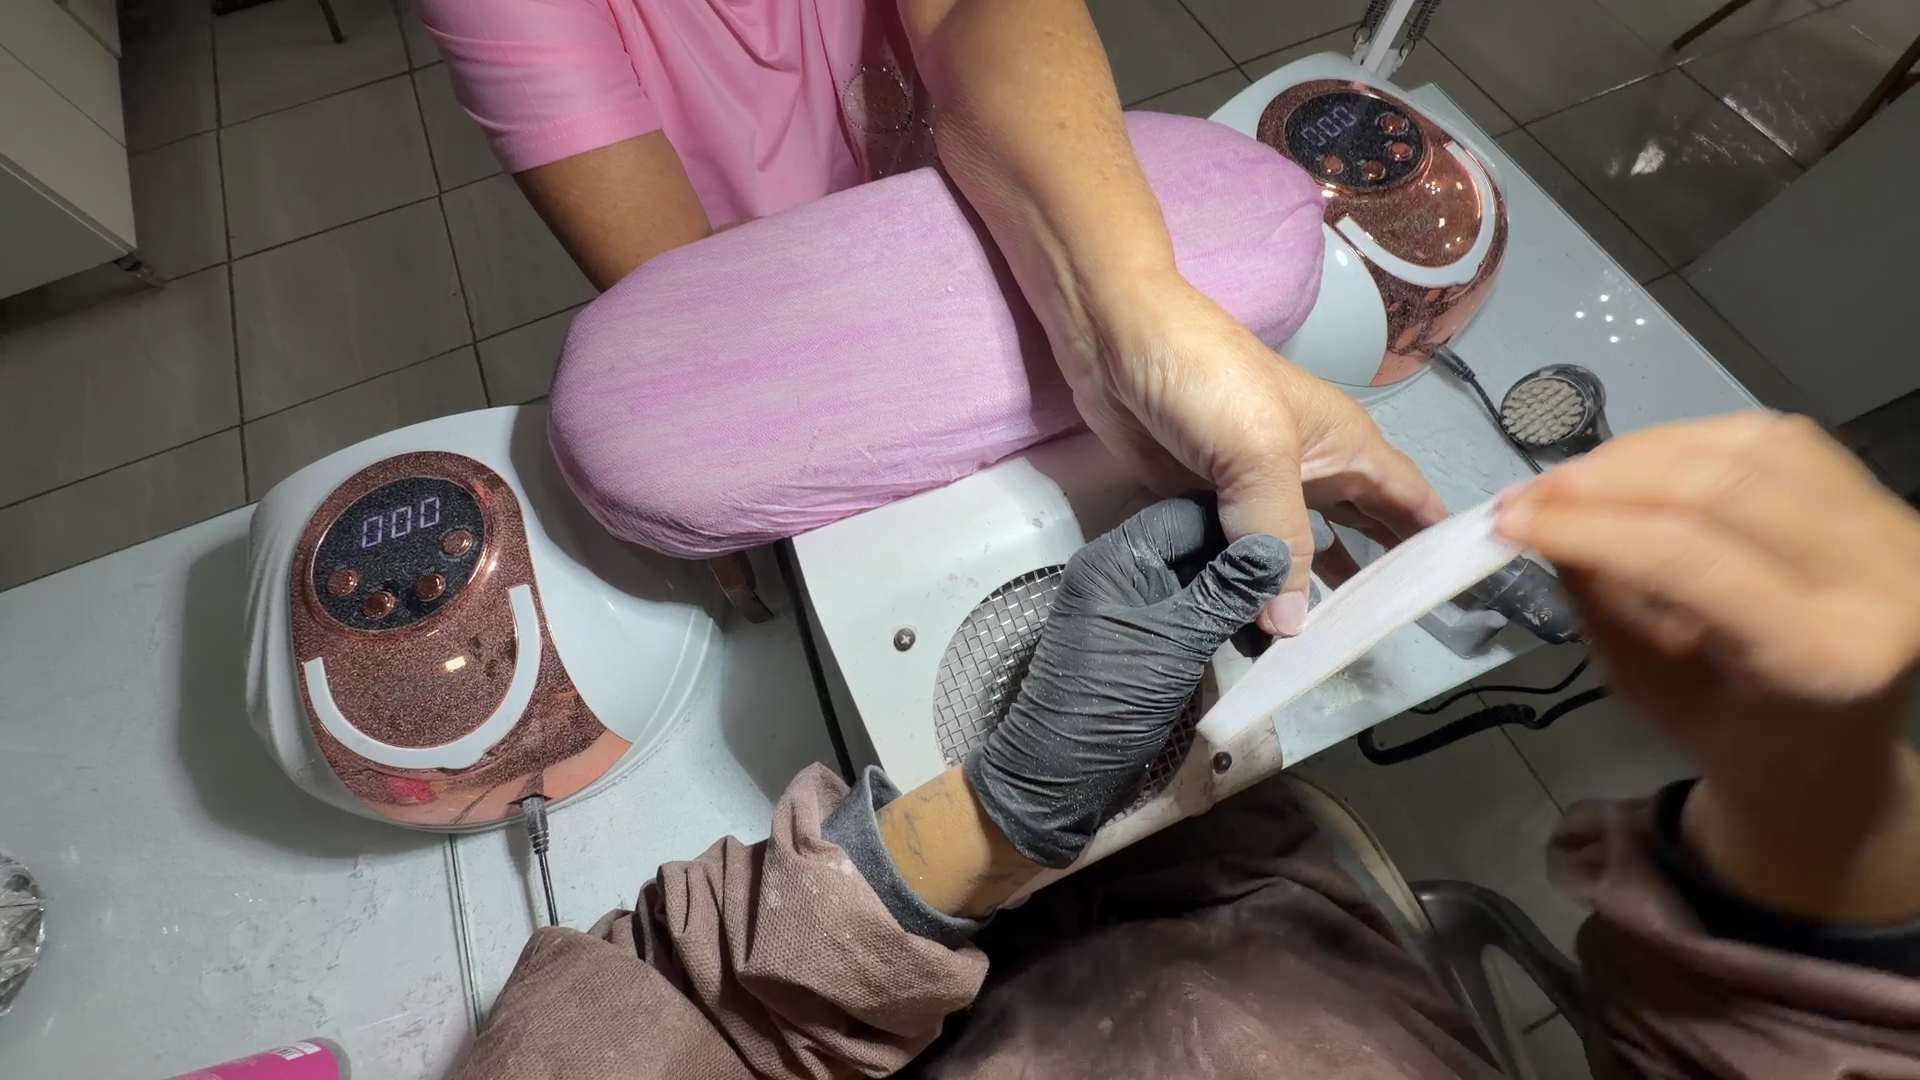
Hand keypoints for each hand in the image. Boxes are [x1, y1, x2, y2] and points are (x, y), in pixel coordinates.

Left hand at [963, 497, 1289, 866]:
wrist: (1066, 768)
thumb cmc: (1114, 697)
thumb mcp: (1178, 640)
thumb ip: (1228, 590)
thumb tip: (1279, 547)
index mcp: (1117, 555)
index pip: (1190, 514)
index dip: (1245, 525)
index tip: (1302, 541)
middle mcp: (1120, 567)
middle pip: (1195, 544)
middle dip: (1247, 563)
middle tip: (1305, 581)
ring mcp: (1129, 602)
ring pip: (1196, 579)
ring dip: (1240, 595)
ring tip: (1287, 617)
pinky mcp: (1140, 634)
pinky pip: (1187, 609)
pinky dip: (1222, 618)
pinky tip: (1257, 634)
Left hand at [1068, 276, 1446, 635]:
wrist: (1115, 344)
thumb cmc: (1208, 379)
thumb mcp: (1261, 451)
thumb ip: (1281, 535)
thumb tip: (1290, 625)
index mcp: (1344, 448)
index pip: (1409, 503)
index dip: (1436, 549)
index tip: (1452, 605)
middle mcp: (1306, 474)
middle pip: (1353, 536)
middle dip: (1365, 587)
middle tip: (1367, 646)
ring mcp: (1250, 492)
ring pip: (1288, 553)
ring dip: (1297, 594)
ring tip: (1307, 649)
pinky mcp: (1202, 504)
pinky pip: (1232, 554)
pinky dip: (1241, 586)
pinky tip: (1242, 623)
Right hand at [1497, 412, 1919, 920]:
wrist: (1820, 742)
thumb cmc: (1721, 725)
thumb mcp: (1637, 676)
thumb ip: (1597, 592)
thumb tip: (1535, 522)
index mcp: (1823, 653)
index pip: (1685, 558)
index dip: (1583, 528)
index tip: (1507, 522)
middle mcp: (1887, 581)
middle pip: (1720, 488)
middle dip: (1600, 480)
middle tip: (1525, 495)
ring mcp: (1893, 530)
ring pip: (1746, 448)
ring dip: (1632, 454)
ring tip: (1563, 481)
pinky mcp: (1875, 499)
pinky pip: (1767, 439)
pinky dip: (1677, 441)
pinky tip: (1623, 465)